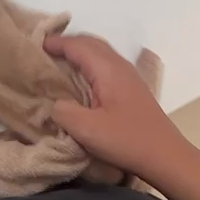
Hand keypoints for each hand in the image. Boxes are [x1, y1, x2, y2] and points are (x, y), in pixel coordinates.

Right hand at [45, 34, 192, 183]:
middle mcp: (119, 66)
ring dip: (79, 54)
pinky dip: (89, 65)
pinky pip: (105, 66)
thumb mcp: (87, 129)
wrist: (164, 156)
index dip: (56, 43)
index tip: (35, 46)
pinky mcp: (132, 89)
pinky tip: (81, 82)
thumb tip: (55, 102)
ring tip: (58, 65)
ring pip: (99, 54)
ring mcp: (129, 76)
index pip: (78, 45)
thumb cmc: (126, 141)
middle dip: (67, 44)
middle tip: (44, 53)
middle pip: (90, 43)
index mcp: (107, 69)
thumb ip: (63, 111)